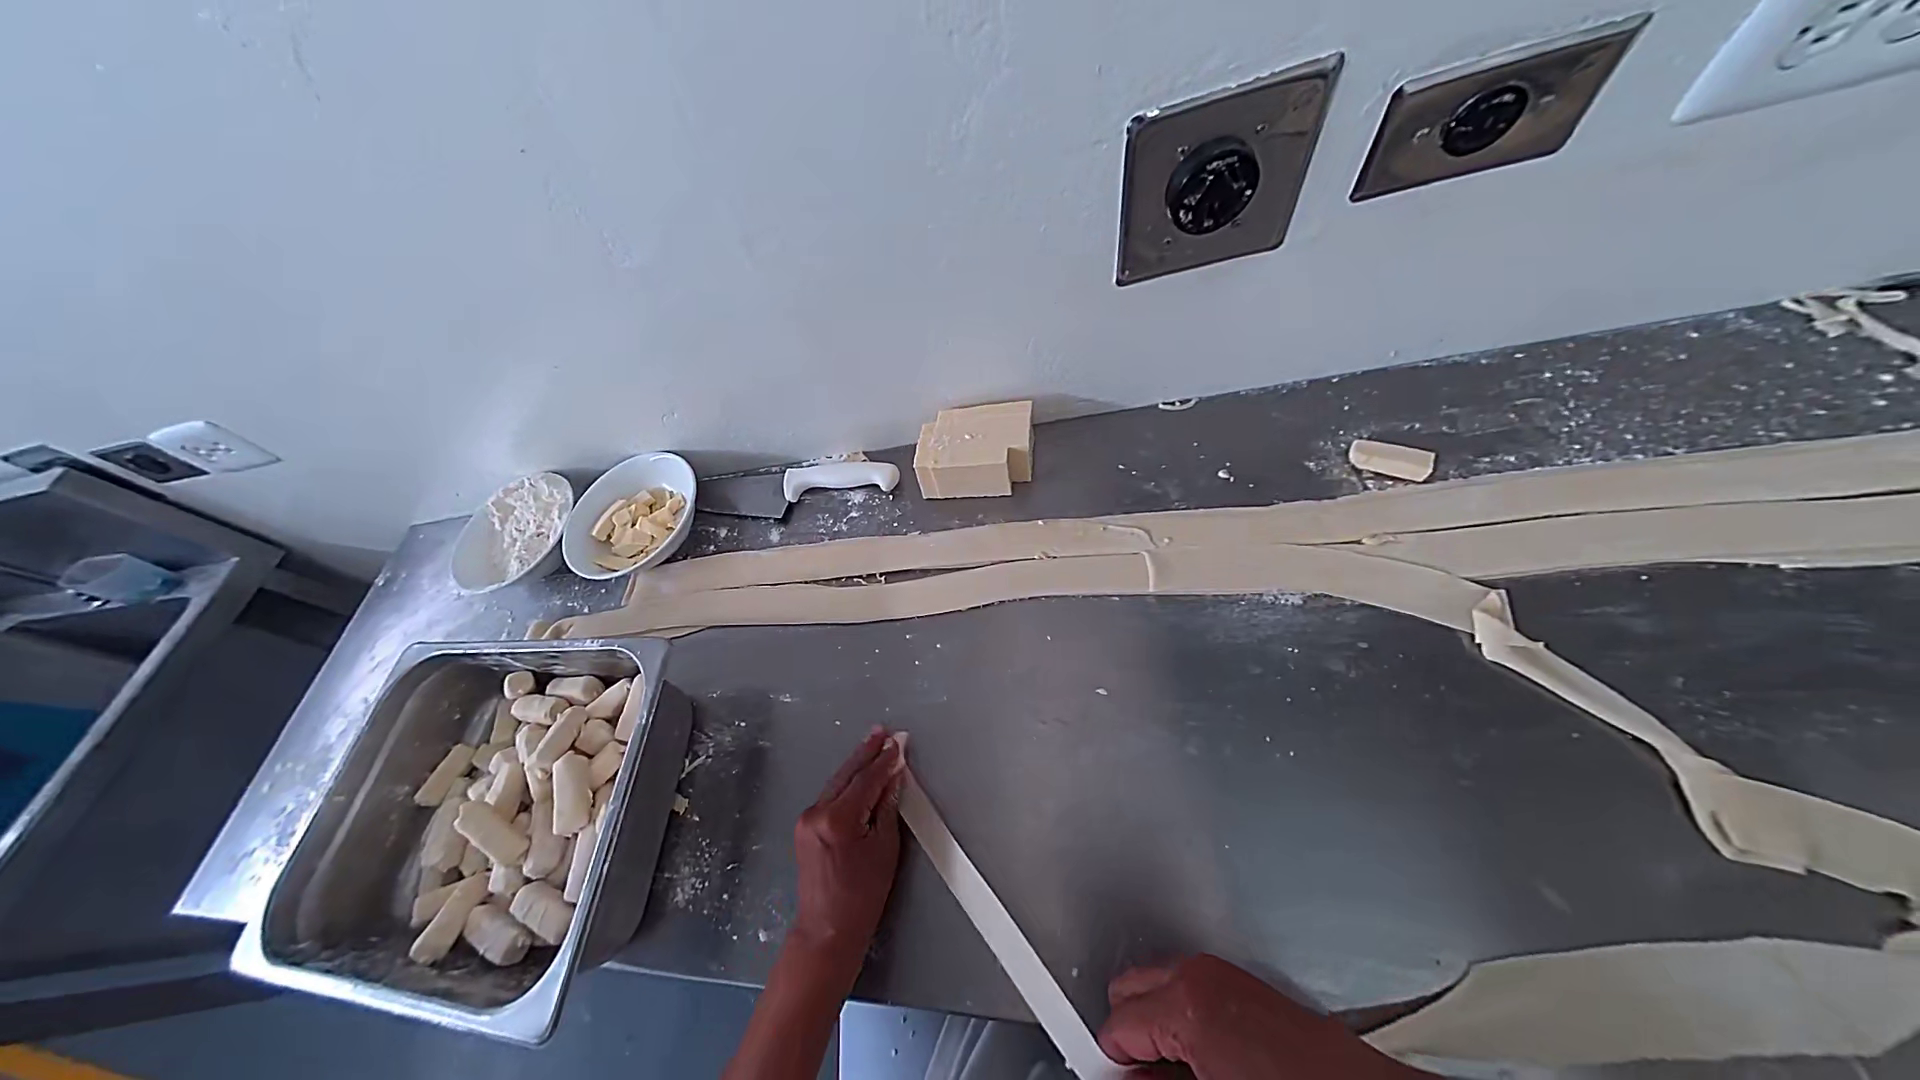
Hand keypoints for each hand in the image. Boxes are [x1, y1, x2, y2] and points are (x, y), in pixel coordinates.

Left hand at [791, 728, 904, 959]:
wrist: (827, 930)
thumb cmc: (862, 896)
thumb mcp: (886, 847)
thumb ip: (887, 806)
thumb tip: (893, 776)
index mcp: (837, 819)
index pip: (867, 779)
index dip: (886, 759)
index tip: (899, 743)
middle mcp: (816, 813)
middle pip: (847, 773)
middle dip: (867, 751)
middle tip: (883, 732)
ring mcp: (806, 819)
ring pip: (837, 782)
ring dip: (856, 764)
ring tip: (873, 743)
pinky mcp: (804, 826)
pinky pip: (830, 795)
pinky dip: (846, 782)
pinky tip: (858, 773)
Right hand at [1098, 954, 1431, 1079]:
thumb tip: (1128, 1078)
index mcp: (1186, 1003)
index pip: (1114, 1024)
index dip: (1112, 1062)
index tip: (1116, 1077)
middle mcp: (1200, 976)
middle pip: (1127, 991)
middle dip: (1130, 1038)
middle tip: (1145, 1078)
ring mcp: (1222, 975)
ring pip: (1155, 987)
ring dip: (1156, 1027)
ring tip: (1182, 1073)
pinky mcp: (1241, 984)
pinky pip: (1187, 990)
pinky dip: (1182, 1020)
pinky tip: (1207, 1063)